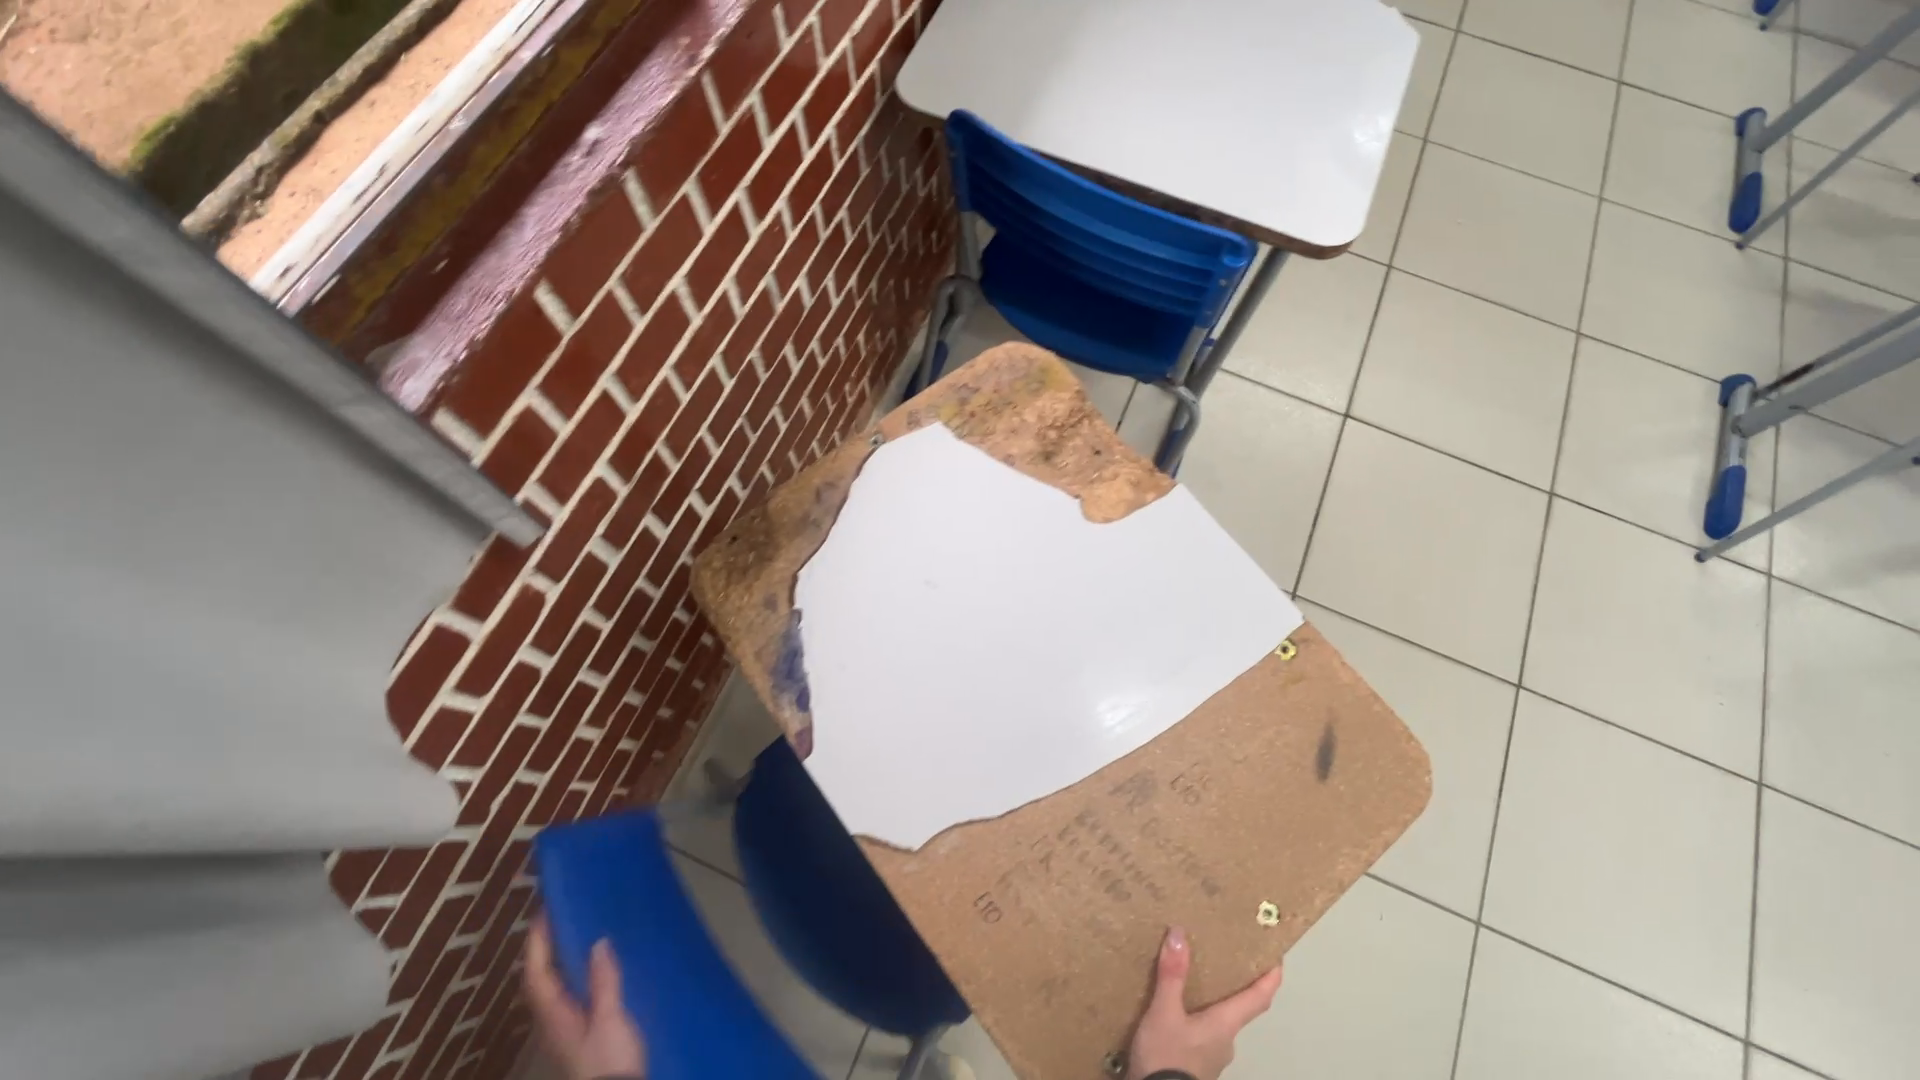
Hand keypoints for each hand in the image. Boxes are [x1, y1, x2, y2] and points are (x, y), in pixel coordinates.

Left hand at [523, 916, 647, 1079]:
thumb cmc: (608, 1059)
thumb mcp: (609, 1019)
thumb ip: (604, 981)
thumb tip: (599, 942)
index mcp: (554, 1013)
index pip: (537, 972)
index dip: (537, 941)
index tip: (543, 910)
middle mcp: (553, 1018)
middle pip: (541, 978)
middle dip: (545, 947)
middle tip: (560, 915)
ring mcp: (566, 1027)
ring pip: (555, 986)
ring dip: (560, 959)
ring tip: (577, 932)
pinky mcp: (581, 1032)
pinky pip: (571, 993)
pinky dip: (576, 973)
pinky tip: (596, 967)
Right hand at [1126, 926, 1282, 1079]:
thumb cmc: (1167, 1056)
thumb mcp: (1164, 1012)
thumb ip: (1172, 975)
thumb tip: (1179, 933)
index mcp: (1225, 1024)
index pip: (1259, 998)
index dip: (1271, 978)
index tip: (1278, 958)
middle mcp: (1226, 1041)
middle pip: (1239, 1009)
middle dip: (1235, 986)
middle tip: (1223, 960)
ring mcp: (1213, 1057)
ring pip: (1218, 1023)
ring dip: (1211, 1005)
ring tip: (1189, 983)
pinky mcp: (1197, 1067)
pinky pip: (1202, 1036)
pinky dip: (1195, 1020)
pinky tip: (1174, 1015)